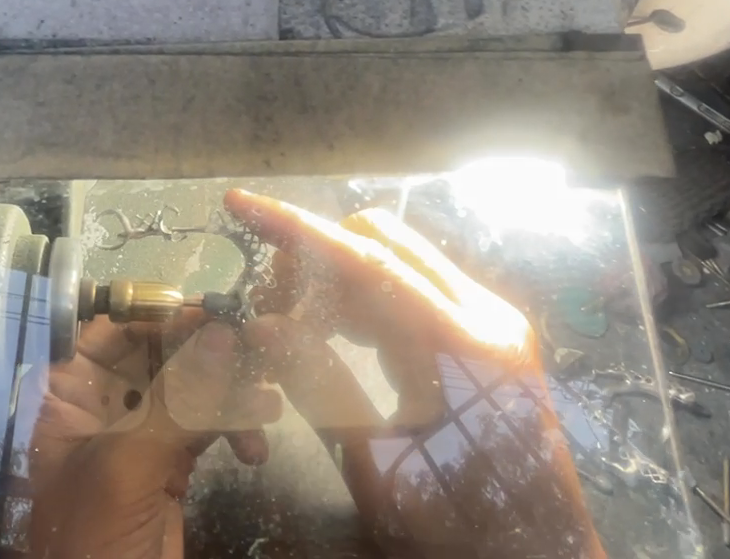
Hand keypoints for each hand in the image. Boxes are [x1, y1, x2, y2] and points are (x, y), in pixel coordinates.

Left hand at [15, 315, 279, 558]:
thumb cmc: (91, 542)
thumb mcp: (127, 466)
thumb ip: (176, 398)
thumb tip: (221, 331)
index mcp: (66, 392)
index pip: (108, 325)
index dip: (156, 312)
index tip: (211, 311)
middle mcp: (99, 402)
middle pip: (156, 349)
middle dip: (207, 350)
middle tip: (255, 350)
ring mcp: (136, 433)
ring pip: (188, 385)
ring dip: (230, 391)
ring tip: (267, 404)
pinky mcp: (168, 463)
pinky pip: (205, 424)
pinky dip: (233, 428)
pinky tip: (255, 448)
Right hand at [228, 189, 604, 558]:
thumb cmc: (462, 529)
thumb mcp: (380, 469)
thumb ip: (320, 388)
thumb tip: (261, 325)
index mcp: (462, 346)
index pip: (366, 261)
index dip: (296, 228)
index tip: (240, 204)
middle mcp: (484, 314)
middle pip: (381, 242)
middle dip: (315, 255)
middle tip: (269, 303)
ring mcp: (489, 321)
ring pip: (394, 259)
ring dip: (335, 277)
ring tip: (291, 322)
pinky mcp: (483, 335)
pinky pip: (411, 289)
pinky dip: (363, 299)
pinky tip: (332, 335)